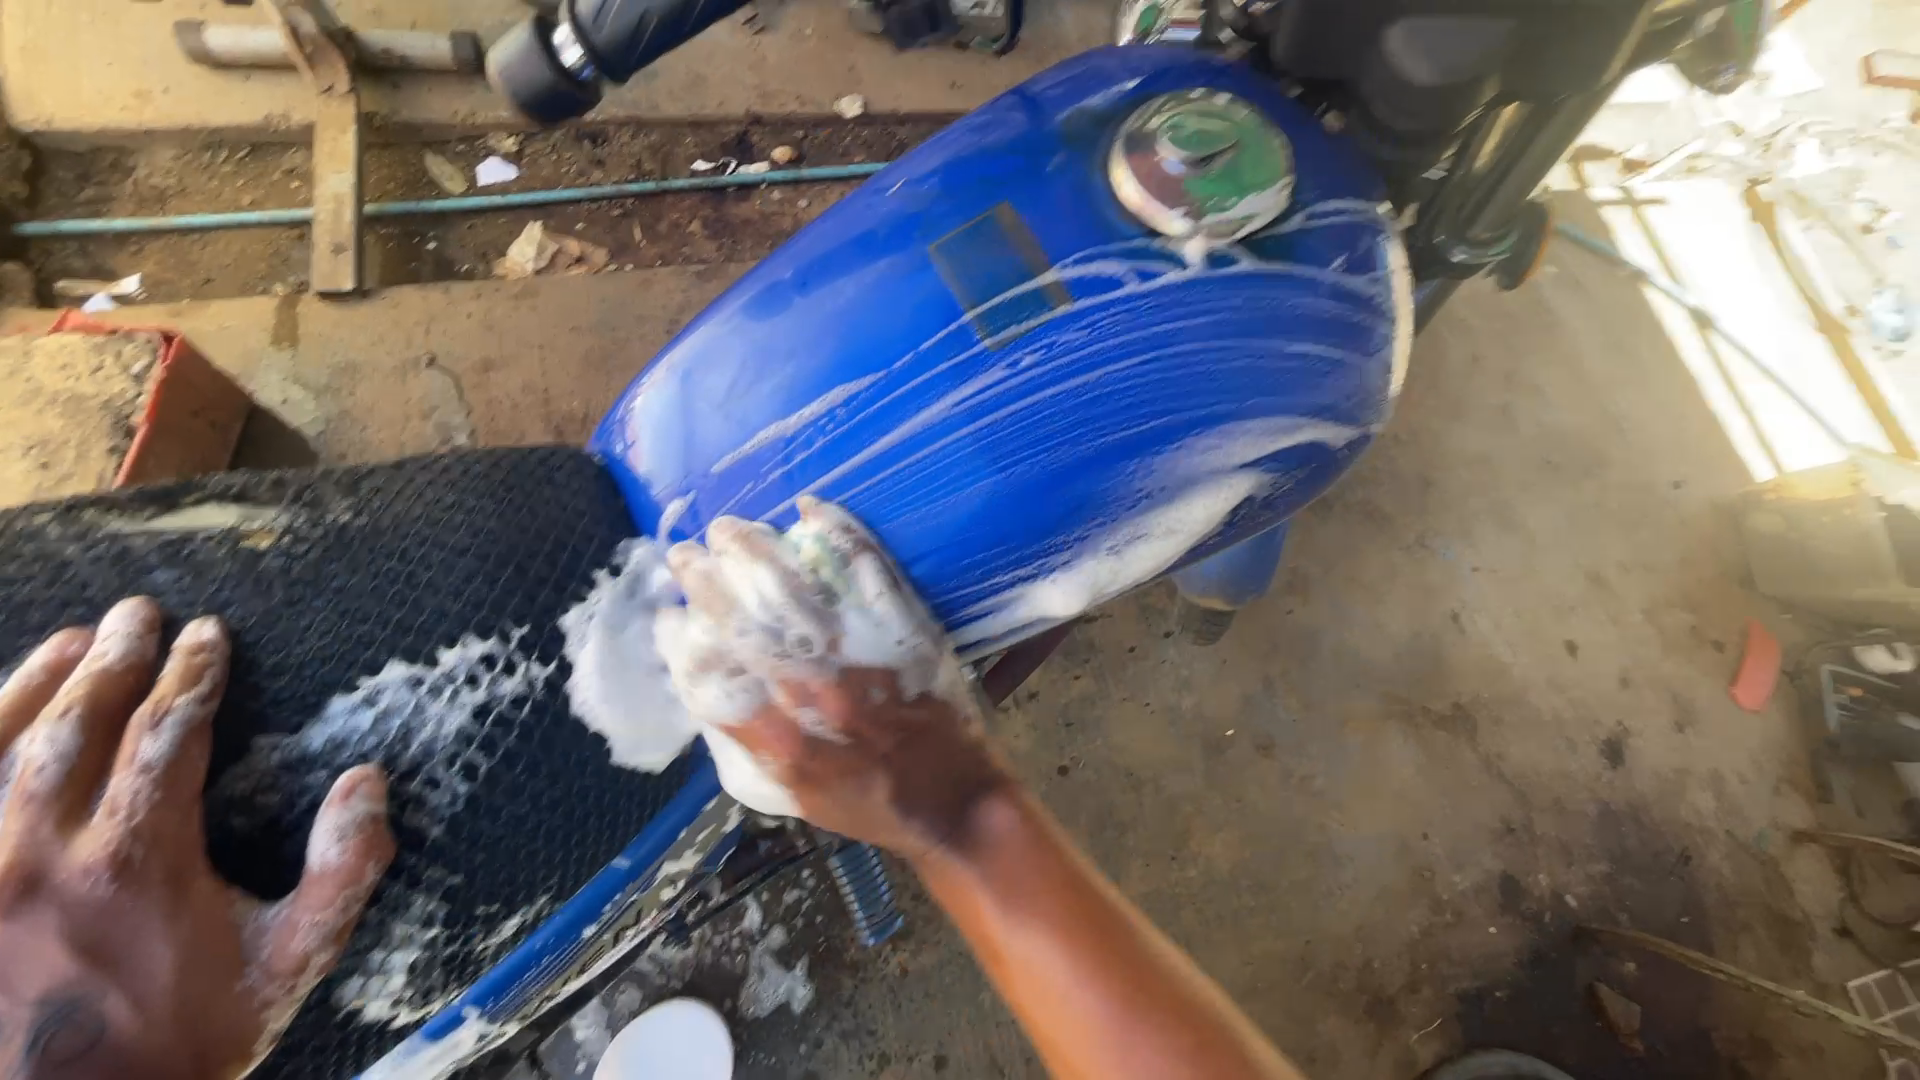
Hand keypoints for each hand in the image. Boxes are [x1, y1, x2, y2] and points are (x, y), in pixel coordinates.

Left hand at [0, 597, 394, 1079]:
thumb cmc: (185, 1032)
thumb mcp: (295, 958)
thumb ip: (346, 869)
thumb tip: (368, 780)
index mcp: (135, 861)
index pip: (168, 735)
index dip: (192, 675)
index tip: (209, 633)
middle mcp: (40, 856)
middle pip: (75, 728)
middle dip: (112, 660)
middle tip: (138, 611)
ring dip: (32, 686)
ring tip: (67, 640)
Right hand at [656, 498, 1009, 854]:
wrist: (952, 802)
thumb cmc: (866, 802)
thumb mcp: (791, 799)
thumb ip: (743, 750)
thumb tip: (703, 694)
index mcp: (783, 747)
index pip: (715, 684)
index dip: (683, 643)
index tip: (668, 615)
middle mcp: (818, 701)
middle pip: (750, 628)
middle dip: (708, 584)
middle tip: (686, 554)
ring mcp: (865, 662)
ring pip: (801, 596)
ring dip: (758, 553)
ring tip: (730, 529)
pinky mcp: (908, 636)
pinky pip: (871, 576)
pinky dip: (841, 536)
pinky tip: (812, 509)